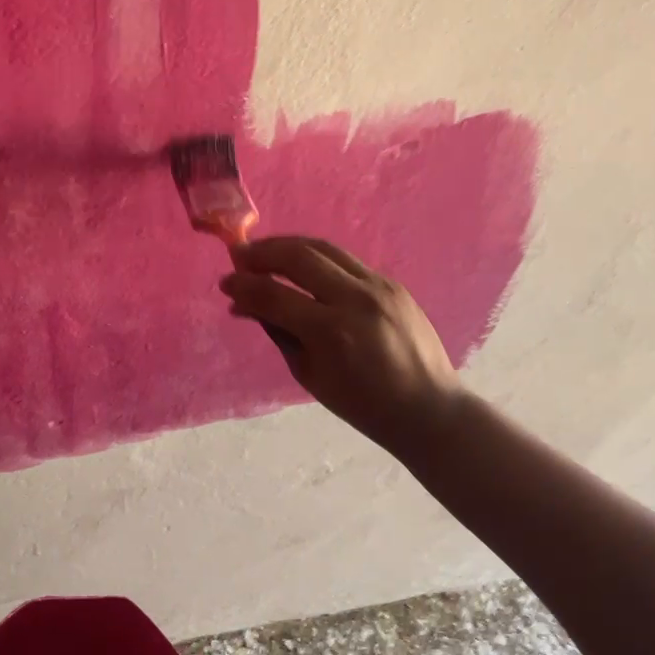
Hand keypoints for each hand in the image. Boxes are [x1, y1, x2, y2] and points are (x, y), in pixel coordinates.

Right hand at [220, 236, 464, 455]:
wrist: (430, 409)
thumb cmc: (364, 405)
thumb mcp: (309, 374)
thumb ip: (278, 332)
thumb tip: (245, 303)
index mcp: (332, 331)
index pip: (274, 294)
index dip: (243, 285)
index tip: (224, 283)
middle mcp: (355, 299)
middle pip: (298, 256)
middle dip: (262, 252)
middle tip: (239, 256)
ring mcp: (378, 285)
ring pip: (322, 247)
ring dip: (287, 245)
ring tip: (264, 251)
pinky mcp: (390, 282)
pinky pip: (344, 260)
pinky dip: (315, 258)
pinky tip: (300, 265)